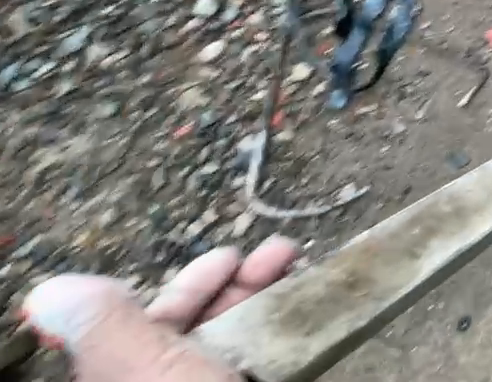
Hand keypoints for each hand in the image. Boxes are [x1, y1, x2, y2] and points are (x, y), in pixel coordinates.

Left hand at [22, 237, 300, 381]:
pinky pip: (267, 347)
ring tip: (302, 263)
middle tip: (280, 251)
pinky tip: (313, 295)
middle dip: (240, 281)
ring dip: (271, 291)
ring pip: (238, 334)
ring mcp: (209, 380)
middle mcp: (164, 378)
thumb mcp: (147, 370)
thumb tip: (50, 287)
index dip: (188, 289)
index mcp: (127, 374)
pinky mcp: (254, 379)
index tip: (231, 256)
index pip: (150, 327)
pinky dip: (288, 318)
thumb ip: (108, 328)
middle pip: (199, 327)